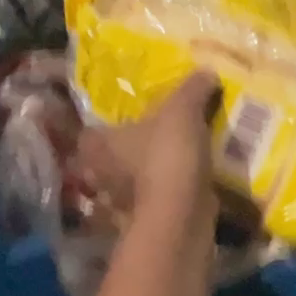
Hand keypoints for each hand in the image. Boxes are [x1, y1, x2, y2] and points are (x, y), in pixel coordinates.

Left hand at [93, 72, 219, 232]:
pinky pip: (153, 204)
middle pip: (108, 161)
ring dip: (145, 178)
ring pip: (129, 185)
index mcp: (97, 144)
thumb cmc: (167, 157)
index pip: (89, 133)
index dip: (102, 127)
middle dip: (126, 154)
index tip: (124, 121)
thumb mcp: (183, 111)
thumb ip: (192, 89)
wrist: (180, 218)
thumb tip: (207, 71)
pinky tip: (185, 187)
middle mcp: (102, 175)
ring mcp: (120, 204)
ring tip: (174, 162)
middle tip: (153, 140)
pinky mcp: (145, 224)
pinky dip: (165, 198)